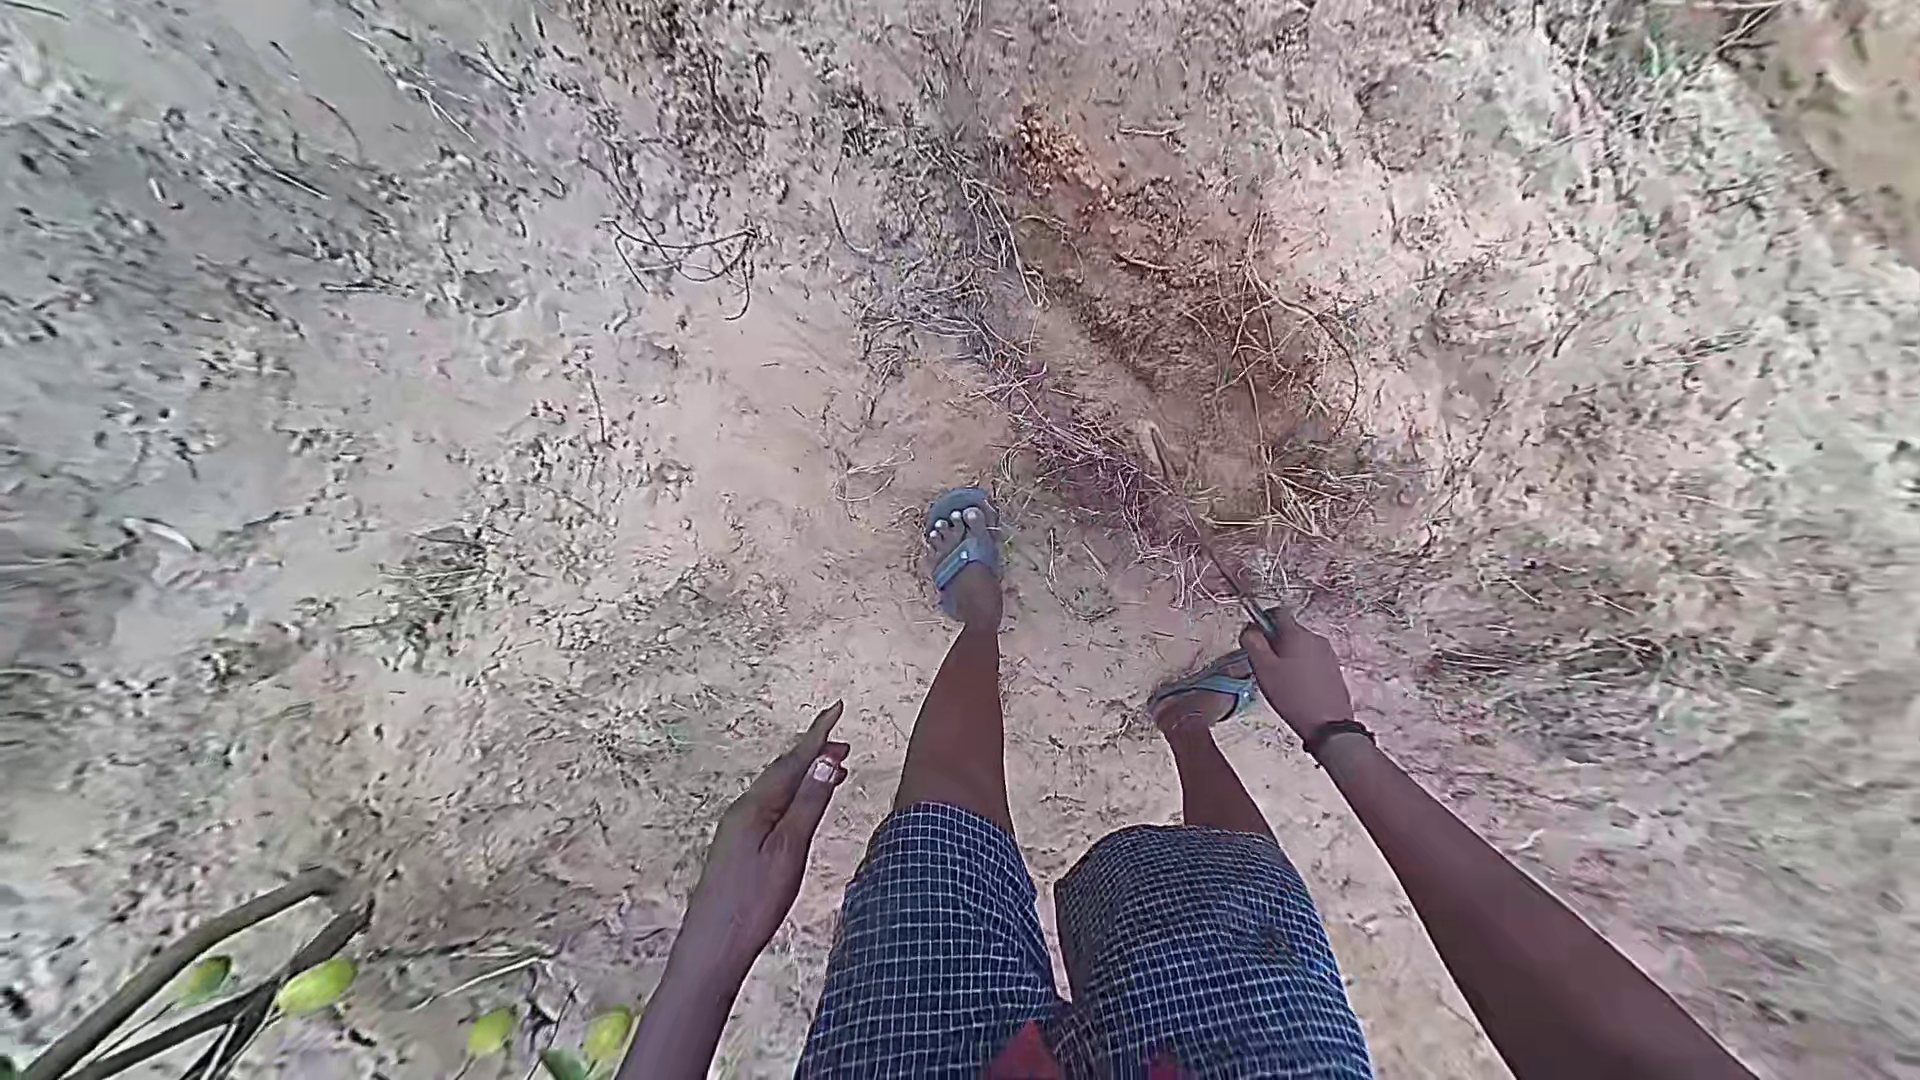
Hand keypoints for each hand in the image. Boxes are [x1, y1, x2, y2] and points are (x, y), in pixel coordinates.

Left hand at [673, 701, 850, 979]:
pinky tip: (801, 806)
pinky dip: (793, 794)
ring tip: (832, 770)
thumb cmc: (752, 904)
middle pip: (784, 769)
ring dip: (805, 774)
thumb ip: (808, 803)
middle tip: (845, 746)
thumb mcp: (789, 851)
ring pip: (777, 787)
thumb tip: (825, 759)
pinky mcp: (737, 845)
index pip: (794, 759)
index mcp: (756, 806)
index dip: (819, 733)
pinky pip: (770, 804)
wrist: (709, 953)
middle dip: (815, 752)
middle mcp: (744, 809)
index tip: (837, 709)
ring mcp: (738, 828)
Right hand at [1239, 610, 1353, 738]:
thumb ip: (1252, 642)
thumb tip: (1250, 629)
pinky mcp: (1332, 669)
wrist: (1328, 725)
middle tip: (1262, 662)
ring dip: (1285, 654)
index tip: (1253, 636)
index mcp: (1297, 635)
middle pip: (1287, 629)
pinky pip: (1309, 658)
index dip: (1261, 621)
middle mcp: (1316, 640)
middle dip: (1272, 641)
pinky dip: (1298, 665)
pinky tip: (1292, 684)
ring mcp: (1327, 655)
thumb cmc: (1294, 696)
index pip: (1277, 612)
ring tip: (1277, 677)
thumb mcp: (1263, 667)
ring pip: (1298, 645)